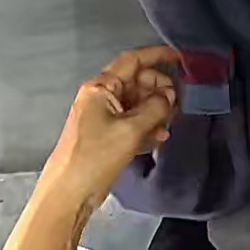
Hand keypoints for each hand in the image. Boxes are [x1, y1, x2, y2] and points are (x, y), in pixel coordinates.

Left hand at [42, 46, 180, 209]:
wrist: (69, 194)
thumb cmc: (96, 156)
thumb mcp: (132, 129)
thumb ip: (156, 107)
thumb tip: (169, 97)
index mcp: (101, 88)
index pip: (133, 60)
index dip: (157, 55)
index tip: (180, 57)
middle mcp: (101, 96)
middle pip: (139, 81)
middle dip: (160, 90)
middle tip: (175, 105)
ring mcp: (104, 115)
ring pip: (139, 101)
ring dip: (157, 110)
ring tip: (167, 125)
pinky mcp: (108, 132)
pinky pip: (135, 119)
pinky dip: (149, 124)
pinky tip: (159, 138)